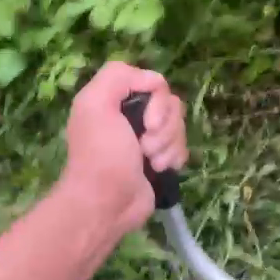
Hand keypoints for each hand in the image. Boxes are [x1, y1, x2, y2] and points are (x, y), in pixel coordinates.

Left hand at [56, 61, 187, 237]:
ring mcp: (148, 138)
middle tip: (144, 147)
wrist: (108, 202)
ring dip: (168, 146)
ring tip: (151, 162)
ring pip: (179, 126)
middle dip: (165, 128)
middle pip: (172, 105)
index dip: (158, 102)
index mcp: (114, 99)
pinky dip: (174, 158)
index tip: (147, 123)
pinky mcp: (161, 158)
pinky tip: (159, 170)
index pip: (155, 83)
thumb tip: (155, 81)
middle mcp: (132, 115)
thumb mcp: (95, 104)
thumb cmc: (102, 154)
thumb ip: (119, 76)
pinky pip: (183, 147)